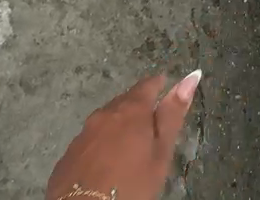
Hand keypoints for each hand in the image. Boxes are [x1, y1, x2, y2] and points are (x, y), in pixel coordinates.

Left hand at [45, 70, 200, 199]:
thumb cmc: (131, 184)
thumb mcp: (160, 153)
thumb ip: (173, 114)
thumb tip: (192, 76)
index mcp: (131, 110)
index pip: (148, 84)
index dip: (159, 85)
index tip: (165, 88)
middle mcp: (104, 114)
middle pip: (124, 101)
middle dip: (137, 107)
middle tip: (149, 126)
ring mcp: (82, 134)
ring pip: (105, 121)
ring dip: (117, 126)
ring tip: (128, 146)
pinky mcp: (67, 156)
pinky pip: (89, 141)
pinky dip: (100, 145)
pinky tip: (104, 164)